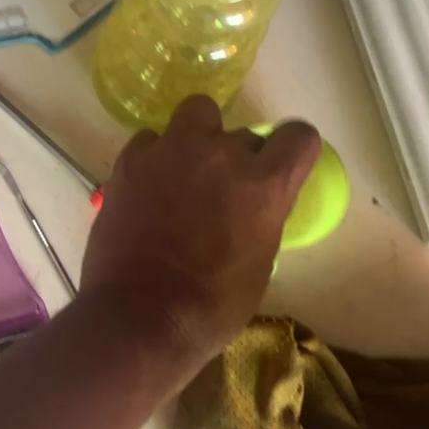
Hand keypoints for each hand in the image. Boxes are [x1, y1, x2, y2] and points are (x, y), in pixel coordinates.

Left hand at [80, 96, 319, 367]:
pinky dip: (152, 155)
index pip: (298, 136)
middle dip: (235, 157)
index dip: (290, 151)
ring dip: (195, 137)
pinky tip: (146, 183)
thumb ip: (261, 218)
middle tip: (218, 190)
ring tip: (182, 171)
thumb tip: (251, 206)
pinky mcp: (129, 162)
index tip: (279, 167)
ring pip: (195, 114)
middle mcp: (221, 155)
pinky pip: (148, 139)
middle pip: (242, 134)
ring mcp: (171, 153)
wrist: (141, 315)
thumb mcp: (259, 264)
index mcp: (264, 185)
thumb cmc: (210, 306)